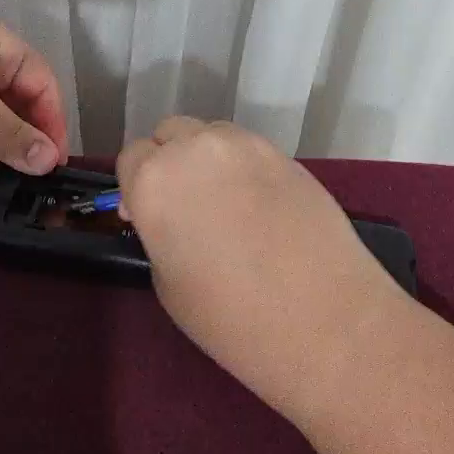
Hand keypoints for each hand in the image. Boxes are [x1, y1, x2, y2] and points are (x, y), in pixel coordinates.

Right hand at [116, 117, 410, 420]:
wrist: (322, 317)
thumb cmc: (232, 318)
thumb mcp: (168, 283)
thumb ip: (159, 231)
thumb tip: (169, 214)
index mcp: (155, 182)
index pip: (131, 157)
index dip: (138, 186)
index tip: (151, 216)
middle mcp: (195, 149)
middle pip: (170, 135)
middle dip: (171, 162)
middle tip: (188, 208)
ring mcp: (245, 144)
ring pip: (211, 135)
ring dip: (208, 160)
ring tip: (228, 206)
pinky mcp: (283, 152)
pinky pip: (248, 149)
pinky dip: (244, 168)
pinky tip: (261, 207)